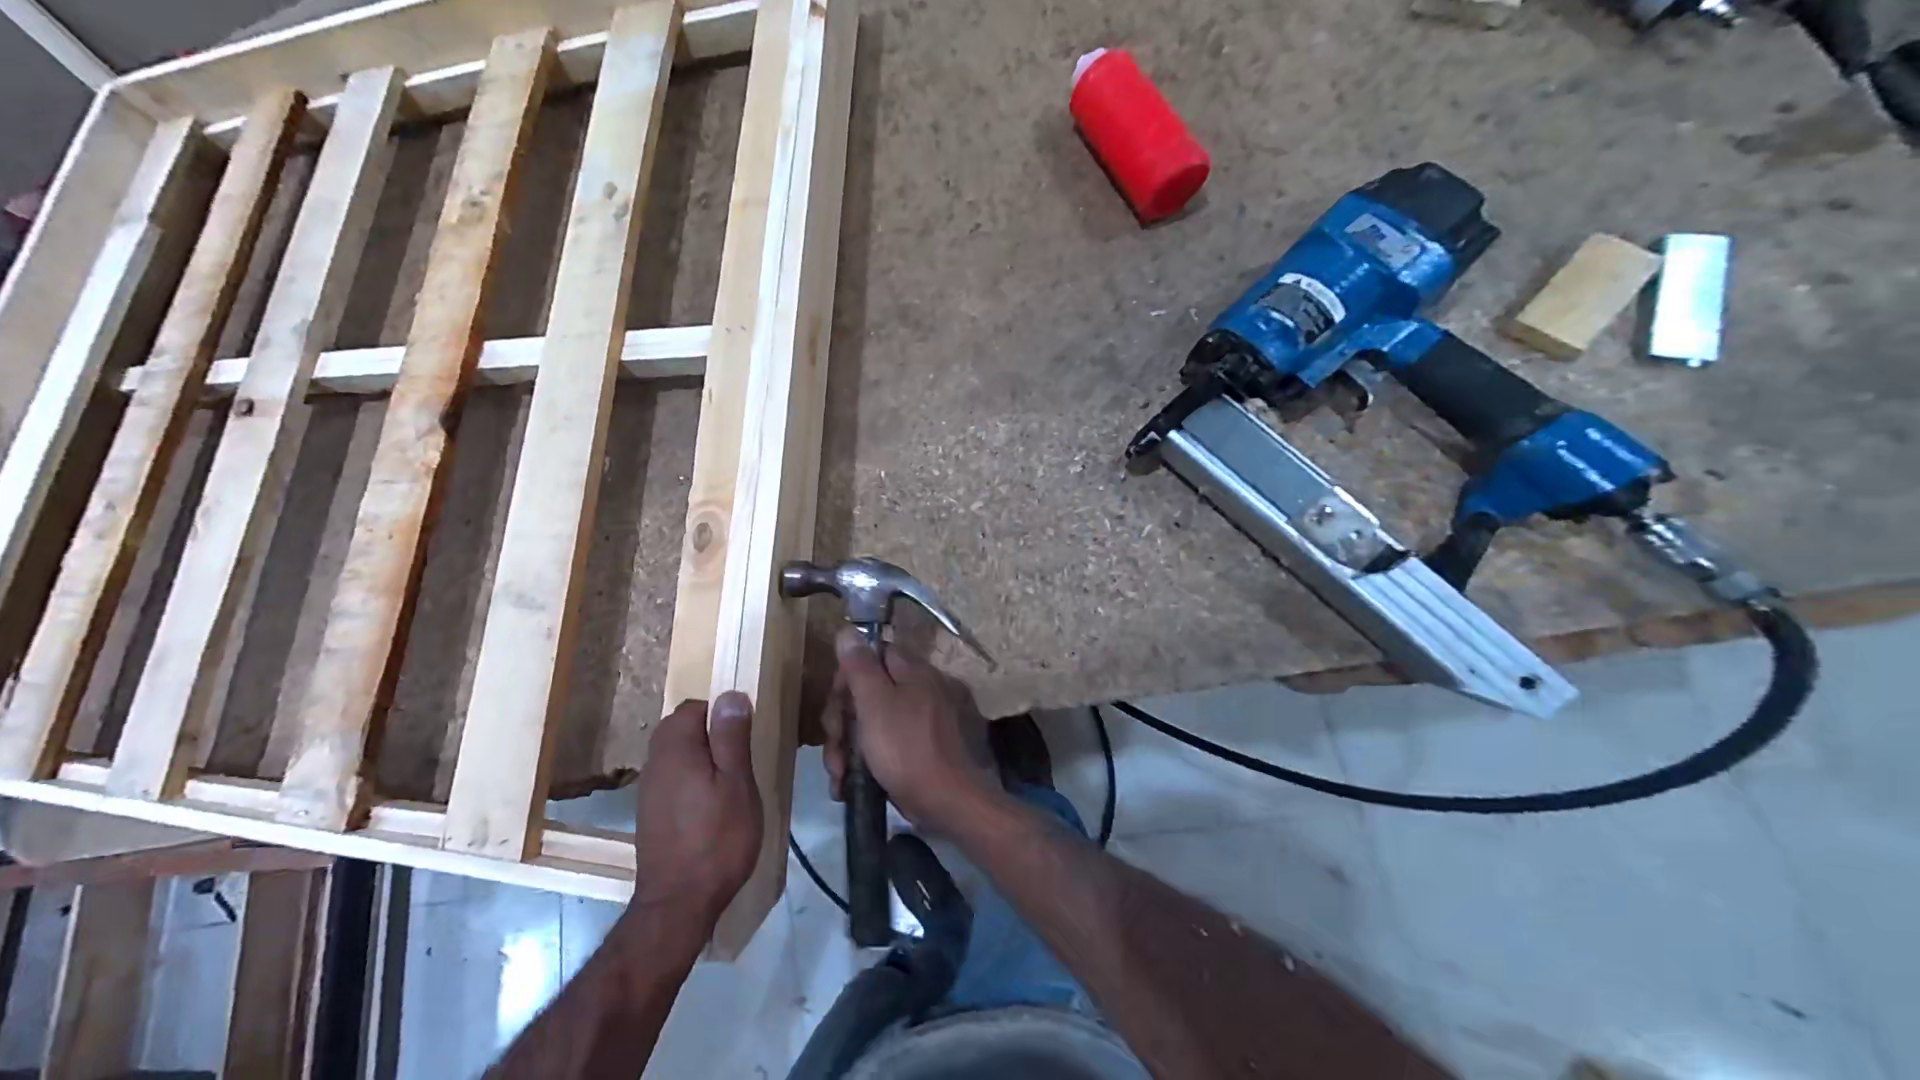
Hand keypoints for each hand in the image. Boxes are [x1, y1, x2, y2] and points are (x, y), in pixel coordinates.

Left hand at [629, 693, 762, 924]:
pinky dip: (693, 780)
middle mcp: (655, 763)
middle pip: (681, 729)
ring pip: (677, 755)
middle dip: (711, 734)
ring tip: (732, 784)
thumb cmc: (718, 837)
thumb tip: (729, 695)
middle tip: (742, 760)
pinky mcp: (651, 813)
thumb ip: (731, 736)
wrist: (679, 902)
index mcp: (675, 748)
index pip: (693, 708)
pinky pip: (673, 779)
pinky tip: (712, 806)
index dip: (721, 714)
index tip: (745, 737)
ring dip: (703, 758)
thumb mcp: (737, 781)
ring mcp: (649, 790)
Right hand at [821, 628, 1000, 832]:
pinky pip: (884, 748)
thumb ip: (860, 666)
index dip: (847, 676)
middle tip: (834, 748)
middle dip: (842, 722)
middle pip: (868, 693)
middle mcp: (921, 692)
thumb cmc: (908, 748)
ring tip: (839, 777)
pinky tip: (848, 787)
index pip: (873, 655)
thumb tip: (848, 630)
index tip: (836, 703)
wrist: (949, 802)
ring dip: (846, 750)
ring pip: (871, 725)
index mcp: (914, 673)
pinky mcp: (919, 753)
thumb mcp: (876, 704)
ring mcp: (922, 724)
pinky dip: (864, 765)